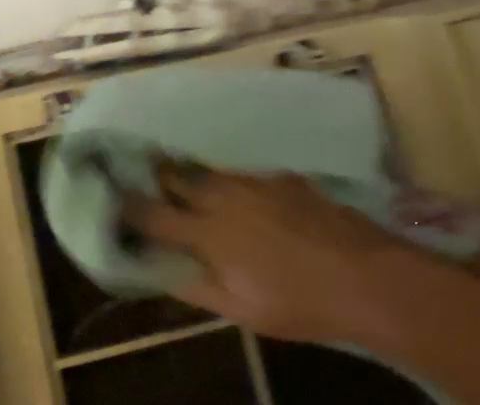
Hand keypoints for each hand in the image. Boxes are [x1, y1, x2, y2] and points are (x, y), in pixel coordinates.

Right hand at [123, 161, 409, 344]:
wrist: (367, 276)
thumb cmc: (300, 303)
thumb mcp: (241, 310)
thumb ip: (195, 286)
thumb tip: (159, 269)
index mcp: (207, 233)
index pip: (152, 213)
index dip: (128, 205)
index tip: (112, 195)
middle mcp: (223, 197)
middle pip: (176, 175)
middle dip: (155, 173)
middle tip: (141, 170)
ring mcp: (255, 181)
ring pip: (209, 169)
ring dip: (191, 172)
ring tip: (183, 174)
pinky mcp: (283, 176)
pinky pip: (244, 170)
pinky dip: (231, 176)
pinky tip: (240, 188)